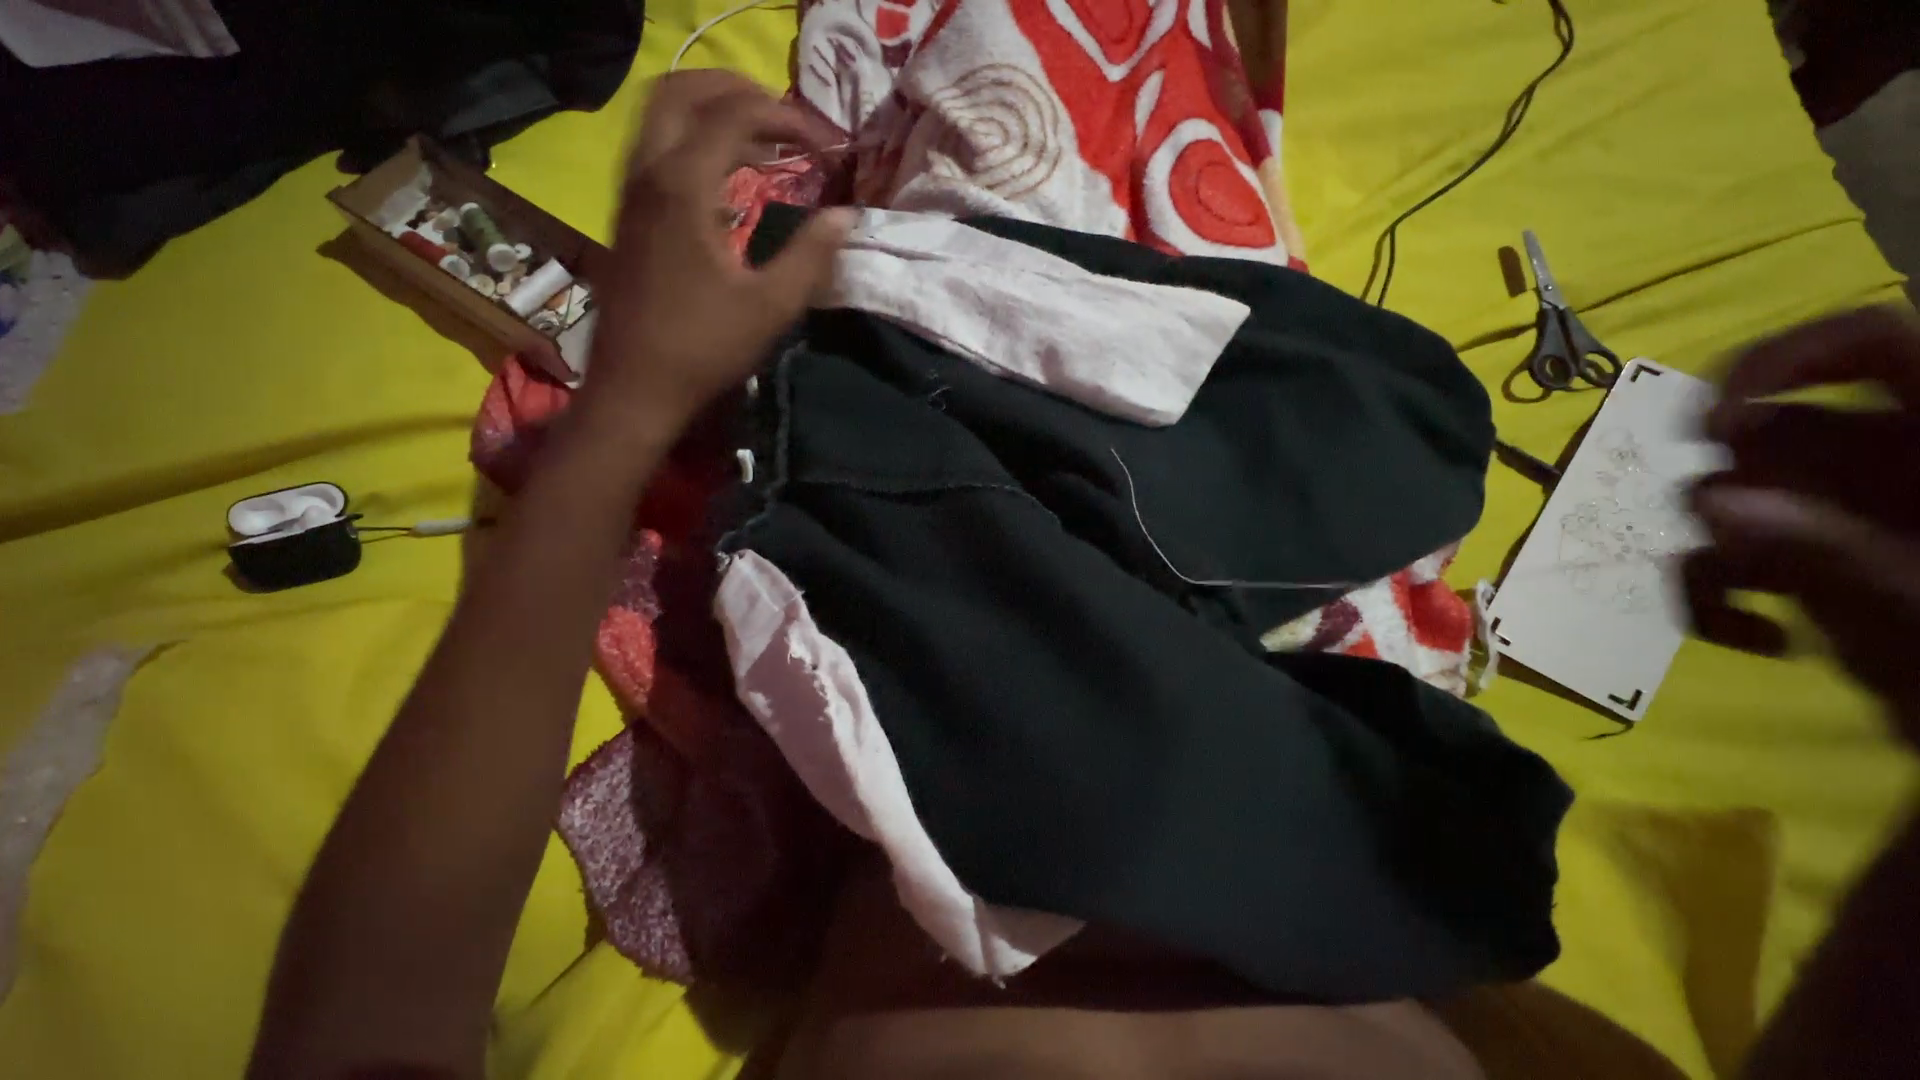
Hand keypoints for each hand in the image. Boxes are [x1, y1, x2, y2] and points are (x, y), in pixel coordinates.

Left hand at [580, 70, 854, 441]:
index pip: (733, 114)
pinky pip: (655, 151)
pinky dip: (692, 144)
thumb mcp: (770, 306)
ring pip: (660, 117)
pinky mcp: (627, 216)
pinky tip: (728, 183)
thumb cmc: (703, 348)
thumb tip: (845, 217)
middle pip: (680, 91)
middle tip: (782, 117)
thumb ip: (811, 255)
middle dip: (735, 90)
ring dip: (710, 114)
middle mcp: (648, 175)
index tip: (825, 144)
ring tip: (762, 143)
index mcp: (683, 188)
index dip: (785, 117)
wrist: (634, 387)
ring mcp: (630, 194)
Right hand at [1684, 307, 1919, 734]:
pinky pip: (1740, 559)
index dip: (1782, 362)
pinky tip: (1759, 638)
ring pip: (1743, 498)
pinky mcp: (1817, 569)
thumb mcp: (1919, 609)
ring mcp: (1851, 520)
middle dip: (1731, 481)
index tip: (1711, 427)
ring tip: (1735, 606)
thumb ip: (1829, 553)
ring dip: (1718, 550)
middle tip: (1725, 535)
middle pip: (1782, 429)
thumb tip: (1717, 502)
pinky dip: (1726, 595)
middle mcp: (1892, 468)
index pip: (1868, 344)